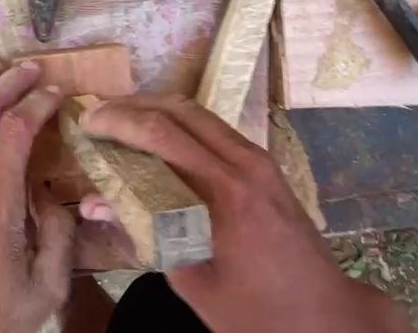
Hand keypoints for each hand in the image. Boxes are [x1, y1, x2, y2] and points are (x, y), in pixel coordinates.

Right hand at [78, 94, 411, 332]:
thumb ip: (142, 234)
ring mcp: (258, 159)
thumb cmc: (259, 314)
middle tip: (98, 116)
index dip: (118, 121)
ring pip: (197, 112)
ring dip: (155, 109)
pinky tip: (158, 140)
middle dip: (132, 106)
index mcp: (225, 192)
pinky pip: (212, 128)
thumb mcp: (194, 283)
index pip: (160, 133)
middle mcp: (243, 162)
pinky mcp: (264, 165)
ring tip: (120, 121)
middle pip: (178, 109)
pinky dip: (178, 123)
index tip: (86, 122)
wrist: (331, 321)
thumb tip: (93, 204)